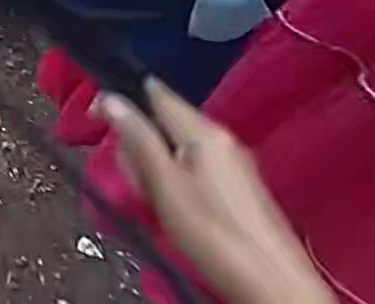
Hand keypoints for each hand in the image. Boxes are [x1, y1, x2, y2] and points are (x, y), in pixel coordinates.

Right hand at [100, 80, 335, 303]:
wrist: (277, 292)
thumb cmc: (213, 233)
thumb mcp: (163, 182)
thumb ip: (135, 136)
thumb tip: (110, 97)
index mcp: (204, 131)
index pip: (152, 91)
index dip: (119, 97)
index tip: (97, 118)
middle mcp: (220, 139)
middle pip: (160, 119)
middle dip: (136, 139)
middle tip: (133, 172)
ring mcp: (232, 163)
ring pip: (172, 144)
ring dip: (151, 162)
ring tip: (151, 194)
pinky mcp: (236, 187)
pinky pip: (189, 165)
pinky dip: (171, 177)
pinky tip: (170, 203)